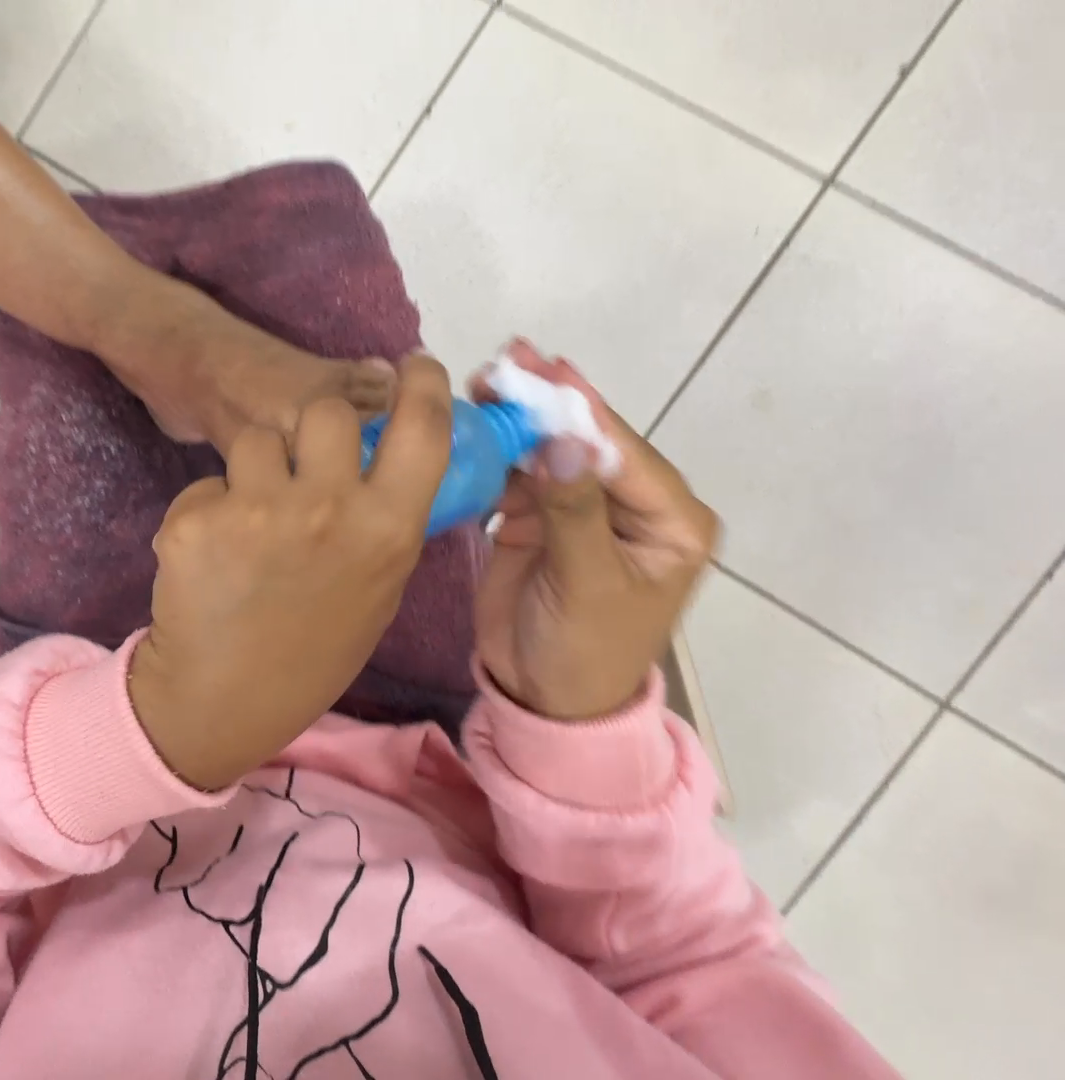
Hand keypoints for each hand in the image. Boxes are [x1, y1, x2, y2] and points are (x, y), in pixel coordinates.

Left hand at [129, 354, 453, 789]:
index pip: (421, 428)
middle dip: (312, 429)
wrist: (223, 697)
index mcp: (385, 529)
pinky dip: (207, 513)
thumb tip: (381, 463)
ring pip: (257, 440)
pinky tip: (207, 558)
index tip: (411, 366)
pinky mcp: (197, 520)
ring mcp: (257, 511)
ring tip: (246, 527)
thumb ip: (379, 523)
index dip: (421, 384)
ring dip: (253, 471)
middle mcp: (328, 508)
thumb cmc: (309, 651)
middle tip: (300, 466)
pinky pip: (206, 486)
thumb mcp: (374, 590)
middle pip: (325, 411)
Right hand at [475, 340, 719, 720]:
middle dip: (546, 403)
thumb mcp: (588, 584)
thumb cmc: (584, 649)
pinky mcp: (537, 521)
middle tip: (506, 360)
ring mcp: (579, 509)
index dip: (581, 410)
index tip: (544, 368)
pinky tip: (472, 428)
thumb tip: (560, 441)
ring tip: (480, 386)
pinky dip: (494, 454)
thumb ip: (575, 511)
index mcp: (669, 519)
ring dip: (515, 421)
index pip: (622, 452)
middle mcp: (628, 504)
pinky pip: (517, 477)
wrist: (541, 696)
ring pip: (547, 452)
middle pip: (584, 441)